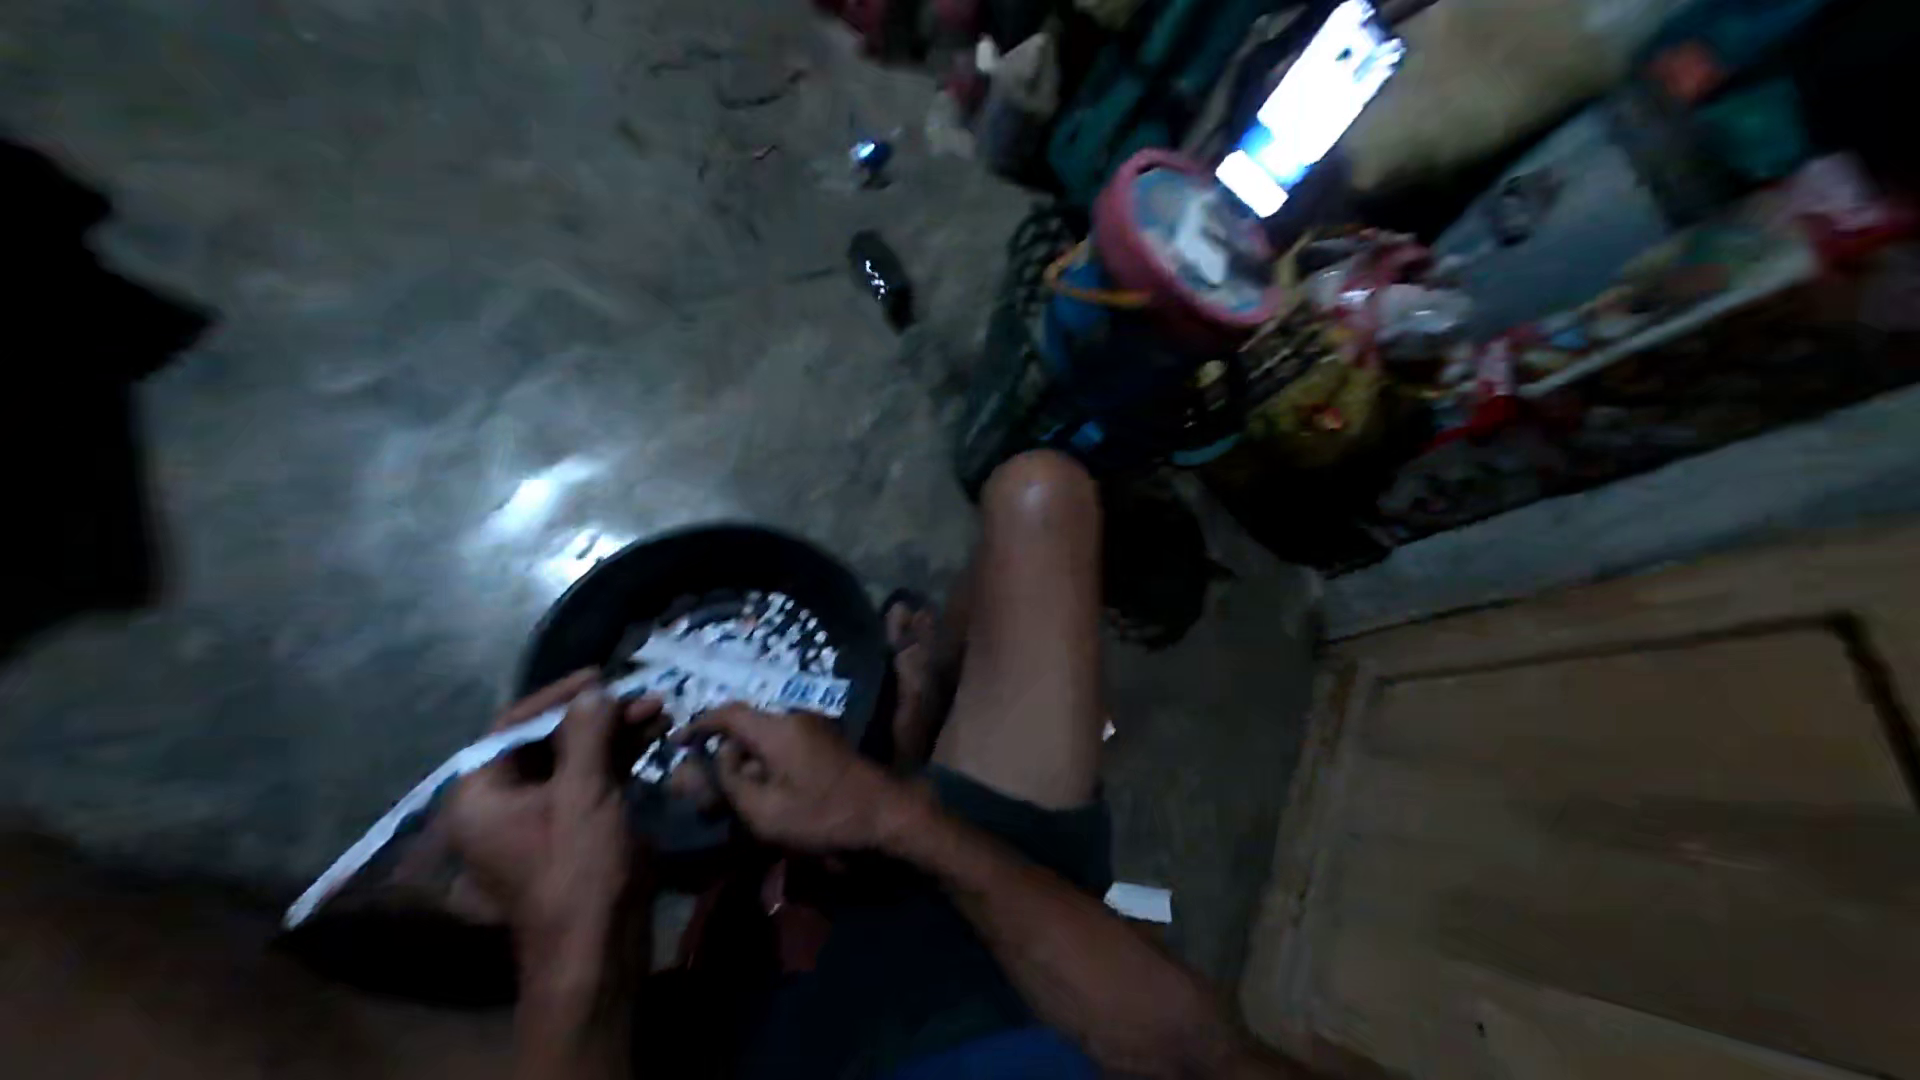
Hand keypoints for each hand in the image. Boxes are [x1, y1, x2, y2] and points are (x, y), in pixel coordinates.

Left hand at [446, 670, 661, 967]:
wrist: (599, 939)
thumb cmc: (578, 864)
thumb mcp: (583, 793)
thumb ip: (586, 734)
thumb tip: (594, 691)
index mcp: (484, 796)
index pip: (512, 728)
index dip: (557, 697)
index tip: (599, 676)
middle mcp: (506, 801)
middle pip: (551, 739)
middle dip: (599, 715)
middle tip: (643, 695)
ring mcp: (544, 813)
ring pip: (578, 755)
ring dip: (617, 731)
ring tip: (660, 708)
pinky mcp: (576, 822)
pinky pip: (594, 775)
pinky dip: (622, 753)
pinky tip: (654, 734)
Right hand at [675, 704, 925, 851]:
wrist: (885, 814)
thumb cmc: (822, 815)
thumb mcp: (764, 810)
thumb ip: (732, 780)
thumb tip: (722, 756)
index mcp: (778, 727)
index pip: (729, 712)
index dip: (700, 724)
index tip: (678, 741)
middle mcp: (796, 718)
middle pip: (748, 727)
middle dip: (723, 753)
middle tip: (707, 787)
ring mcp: (815, 728)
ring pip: (766, 738)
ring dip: (746, 762)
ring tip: (734, 797)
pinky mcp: (826, 743)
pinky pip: (785, 745)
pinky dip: (767, 763)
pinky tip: (764, 793)